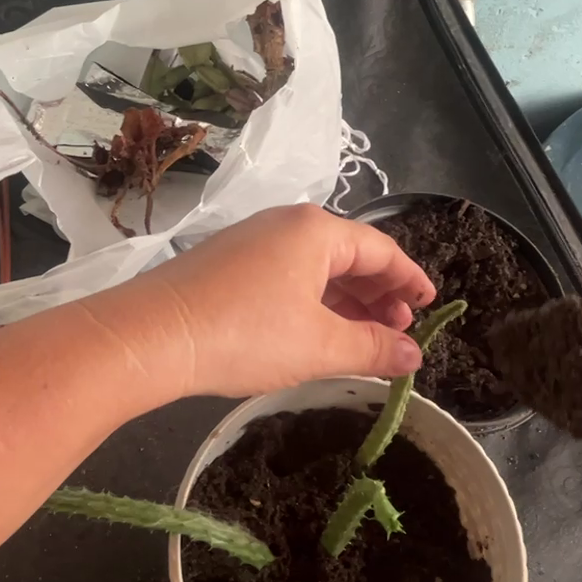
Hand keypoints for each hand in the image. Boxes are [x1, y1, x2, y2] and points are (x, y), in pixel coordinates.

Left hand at [79, 204, 435, 399]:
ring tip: (365, 338)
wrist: (151, 335)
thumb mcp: (320, 345)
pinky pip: (288, 277)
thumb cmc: (245, 334)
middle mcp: (286, 226)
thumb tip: (414, 356)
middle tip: (398, 330)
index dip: (411, 280)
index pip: (382, 250)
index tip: (431, 305)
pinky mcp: (228, 265)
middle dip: (379, 294)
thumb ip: (372, 348)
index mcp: (316, 231)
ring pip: (316, 269)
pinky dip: (313, 304)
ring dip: (346, 303)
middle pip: (349, 255)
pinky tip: (318, 333)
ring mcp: (253, 242)